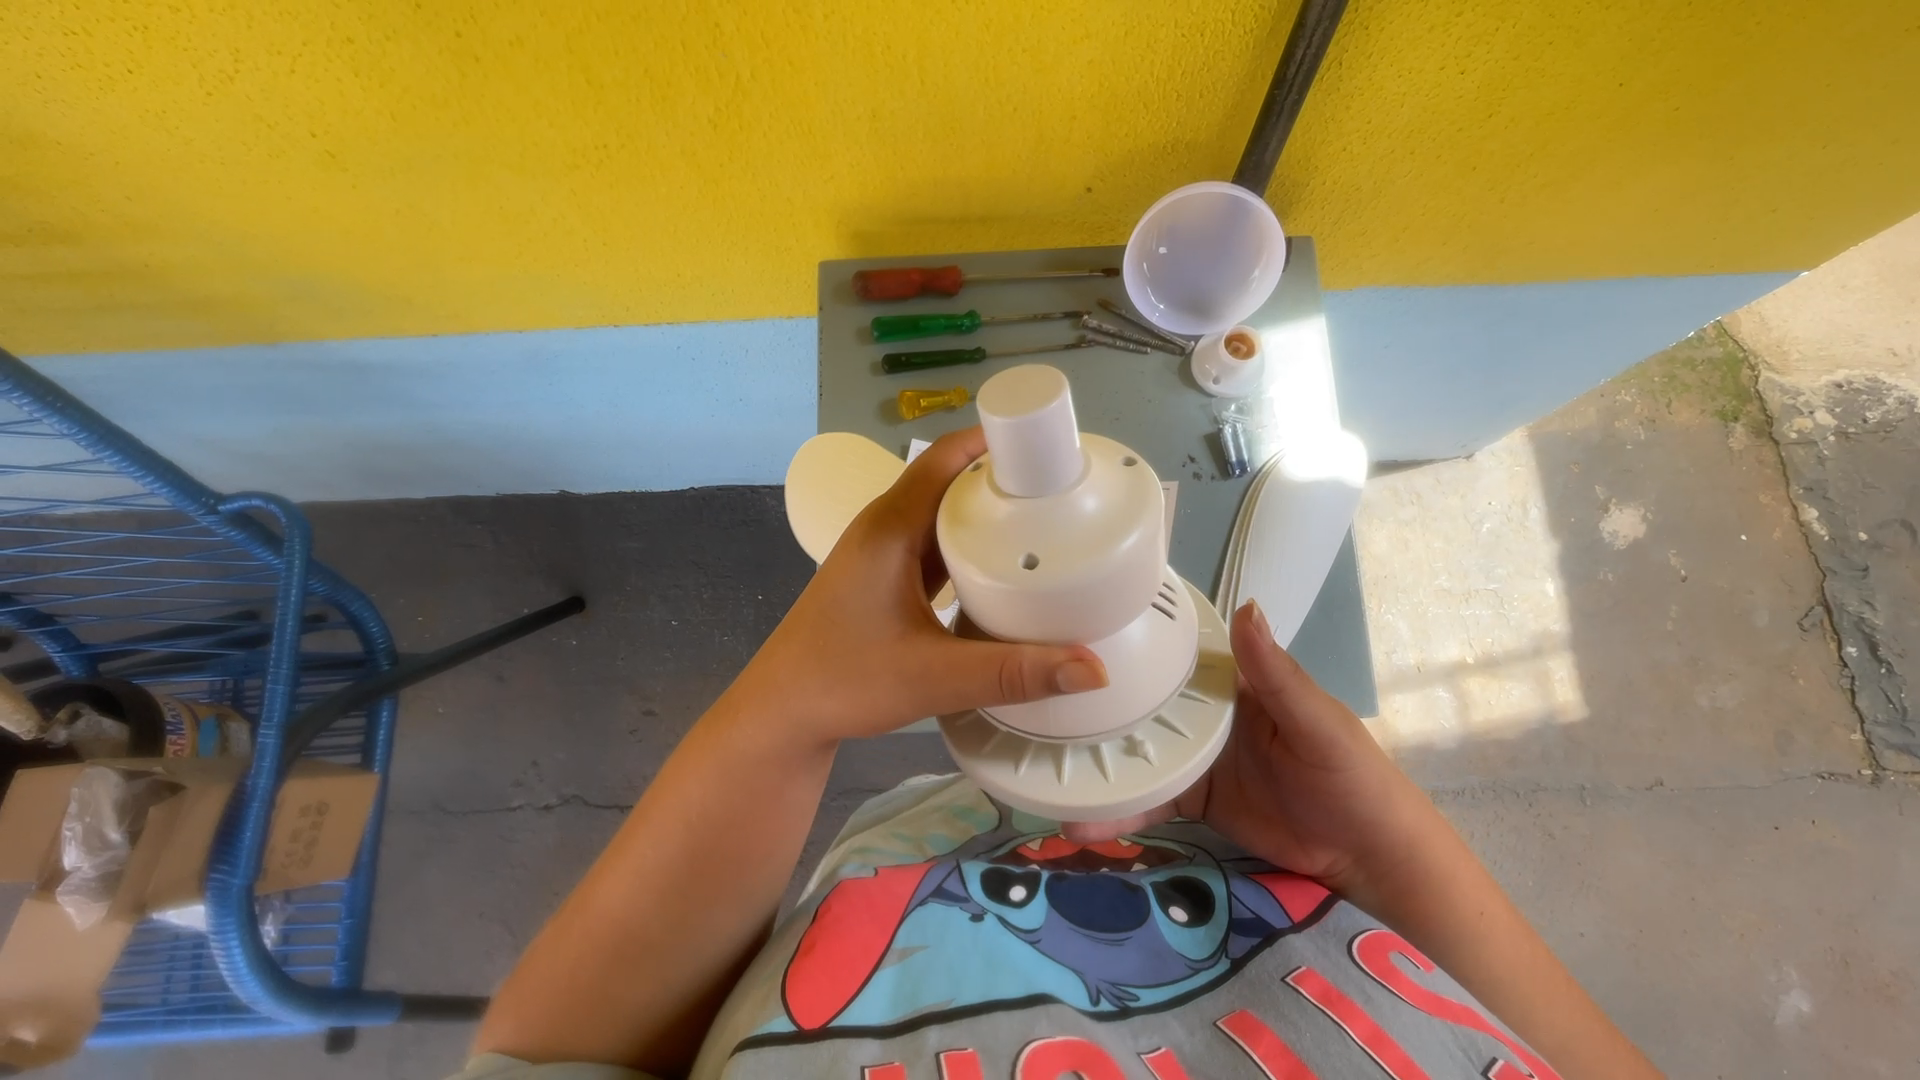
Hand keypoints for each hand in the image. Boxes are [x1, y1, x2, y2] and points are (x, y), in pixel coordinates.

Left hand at [727, 427, 1108, 746]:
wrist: (780, 714)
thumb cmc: (844, 681)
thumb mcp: (936, 676)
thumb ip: (1015, 673)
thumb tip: (1096, 668)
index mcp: (891, 527)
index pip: (946, 457)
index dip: (997, 441)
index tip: (1053, 449)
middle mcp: (885, 528)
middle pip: (950, 481)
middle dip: (1004, 480)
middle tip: (1066, 492)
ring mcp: (881, 555)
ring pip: (942, 516)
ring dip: (986, 515)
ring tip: (1047, 525)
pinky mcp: (883, 580)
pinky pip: (934, 546)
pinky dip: (969, 547)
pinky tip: (1003, 570)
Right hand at [1066, 601, 1443, 893]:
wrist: (1366, 857)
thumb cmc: (1350, 776)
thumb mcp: (1317, 723)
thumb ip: (1276, 674)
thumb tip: (1245, 605)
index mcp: (1233, 685)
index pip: (1176, 654)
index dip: (1133, 641)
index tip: (1078, 628)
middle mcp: (1205, 715)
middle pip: (1144, 702)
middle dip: (1099, 702)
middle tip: (1039, 702)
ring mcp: (1194, 758)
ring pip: (1137, 750)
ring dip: (1100, 758)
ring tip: (1047, 765)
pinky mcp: (1191, 799)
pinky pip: (1147, 799)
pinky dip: (1118, 809)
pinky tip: (1081, 821)